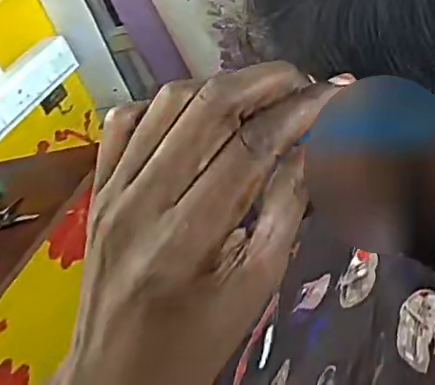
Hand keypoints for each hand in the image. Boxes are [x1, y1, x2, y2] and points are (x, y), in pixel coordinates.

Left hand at [57, 63, 339, 384]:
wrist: (111, 380)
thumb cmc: (191, 343)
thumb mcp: (255, 286)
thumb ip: (288, 207)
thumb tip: (313, 140)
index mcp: (183, 240)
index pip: (252, 145)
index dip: (302, 109)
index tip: (335, 90)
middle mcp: (141, 203)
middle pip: (211, 105)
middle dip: (269, 80)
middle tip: (304, 83)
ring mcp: (113, 188)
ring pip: (173, 98)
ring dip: (226, 83)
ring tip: (261, 95)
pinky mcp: (99, 184)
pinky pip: (130, 116)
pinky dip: (170, 100)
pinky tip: (200, 112)